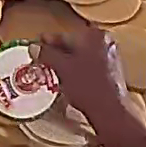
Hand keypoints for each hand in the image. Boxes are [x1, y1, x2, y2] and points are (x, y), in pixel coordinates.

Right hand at [38, 28, 144, 144]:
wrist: (109, 111)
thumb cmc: (88, 86)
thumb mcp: (61, 67)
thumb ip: (46, 54)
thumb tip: (34, 47)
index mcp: (95, 36)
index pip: (64, 35)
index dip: (47, 41)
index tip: (36, 45)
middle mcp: (105, 42)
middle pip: (73, 44)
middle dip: (56, 52)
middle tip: (40, 58)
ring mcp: (110, 57)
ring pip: (81, 55)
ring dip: (65, 62)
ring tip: (51, 70)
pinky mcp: (111, 71)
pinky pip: (88, 65)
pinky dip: (76, 69)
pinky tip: (67, 79)